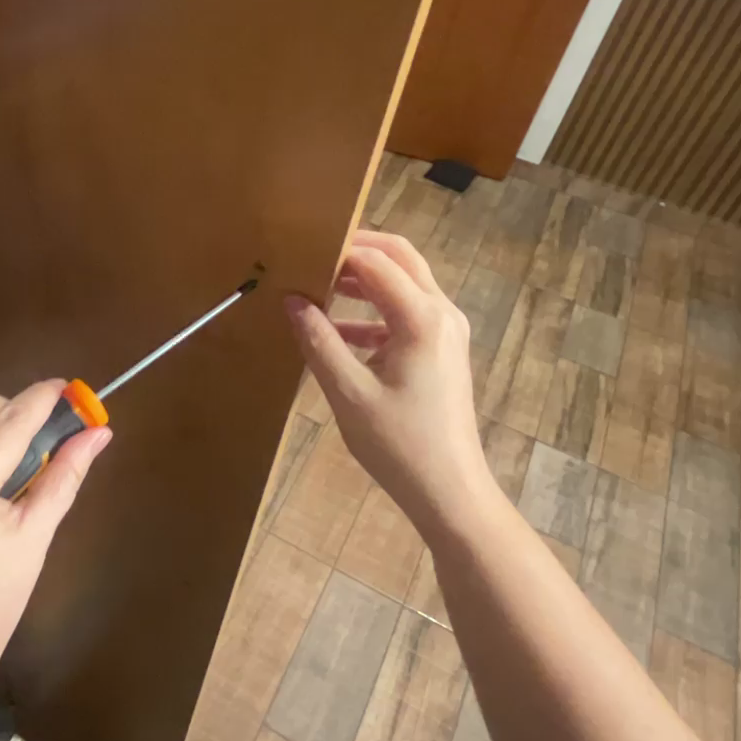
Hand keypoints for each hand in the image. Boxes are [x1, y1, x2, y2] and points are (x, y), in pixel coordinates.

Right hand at [285, 231, 492, 529]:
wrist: (449, 490)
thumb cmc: (398, 444)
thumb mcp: (348, 393)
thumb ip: (318, 341)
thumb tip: (291, 300)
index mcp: (421, 318)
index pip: (375, 262)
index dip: (337, 252)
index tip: (298, 253)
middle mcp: (441, 313)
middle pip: (400, 257)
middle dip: (356, 250)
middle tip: (313, 255)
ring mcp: (447, 330)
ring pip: (405, 282)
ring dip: (364, 279)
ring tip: (318, 285)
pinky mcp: (442, 348)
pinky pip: (406, 312)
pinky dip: (373, 311)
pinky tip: (337, 331)